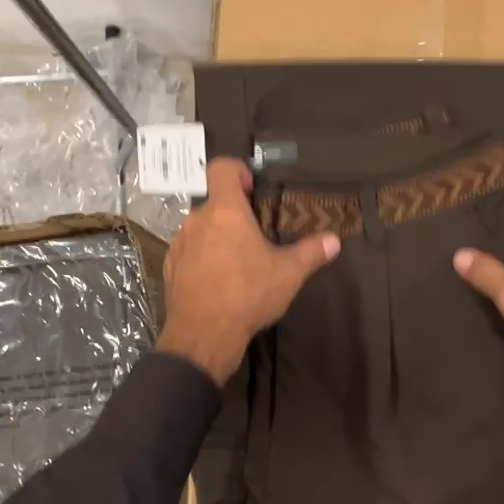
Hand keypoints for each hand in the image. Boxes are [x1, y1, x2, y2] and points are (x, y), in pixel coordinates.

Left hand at [158, 158, 339, 381]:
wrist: (203, 334)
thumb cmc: (247, 295)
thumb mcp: (288, 274)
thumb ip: (311, 253)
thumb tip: (334, 240)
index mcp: (225, 211)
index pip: (221, 168)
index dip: (236, 170)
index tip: (251, 187)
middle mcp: (196, 220)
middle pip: (213, 203)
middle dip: (233, 213)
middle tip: (254, 234)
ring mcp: (179, 244)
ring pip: (200, 228)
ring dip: (217, 236)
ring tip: (237, 261)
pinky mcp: (170, 267)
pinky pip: (188, 252)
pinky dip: (202, 257)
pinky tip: (217, 280)